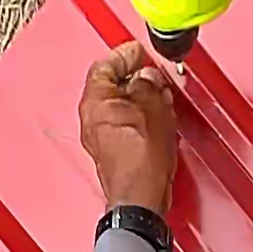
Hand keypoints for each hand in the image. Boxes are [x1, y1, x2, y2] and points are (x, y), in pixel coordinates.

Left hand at [79, 42, 176, 213]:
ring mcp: (100, 140)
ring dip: (140, 102)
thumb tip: (149, 78)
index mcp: (94, 101)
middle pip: (112, 87)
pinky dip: (139, 121)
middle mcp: (92, 119)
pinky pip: (124, 128)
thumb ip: (149, 84)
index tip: (140, 52)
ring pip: (119, 108)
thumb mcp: (153, 109)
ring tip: (160, 101)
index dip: (126, 55)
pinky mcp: (113, 155)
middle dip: (136, 79)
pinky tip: (157, 124)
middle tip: (154, 76)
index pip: (106, 64)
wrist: (140, 199)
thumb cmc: (140, 162)